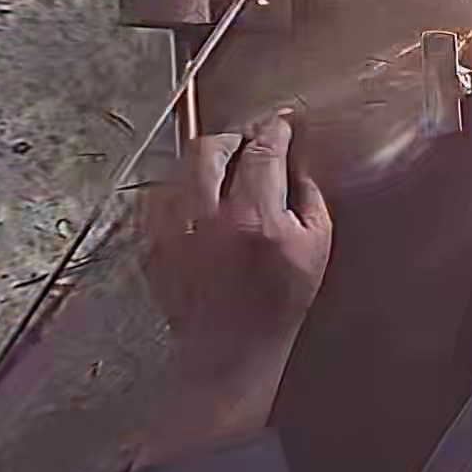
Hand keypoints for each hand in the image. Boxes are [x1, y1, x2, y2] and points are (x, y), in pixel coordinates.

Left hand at [140, 113, 332, 459]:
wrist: (230, 349)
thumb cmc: (281, 299)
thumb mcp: (317, 244)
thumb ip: (309, 196)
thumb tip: (294, 162)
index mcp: (257, 218)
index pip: (264, 152)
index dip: (275, 129)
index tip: (283, 122)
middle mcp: (210, 219)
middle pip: (212, 149)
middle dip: (236, 135)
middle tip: (252, 139)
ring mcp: (175, 231)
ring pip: (181, 166)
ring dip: (209, 157)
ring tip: (228, 165)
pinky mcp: (153, 244)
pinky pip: (160, 194)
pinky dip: (181, 184)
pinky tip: (200, 194)